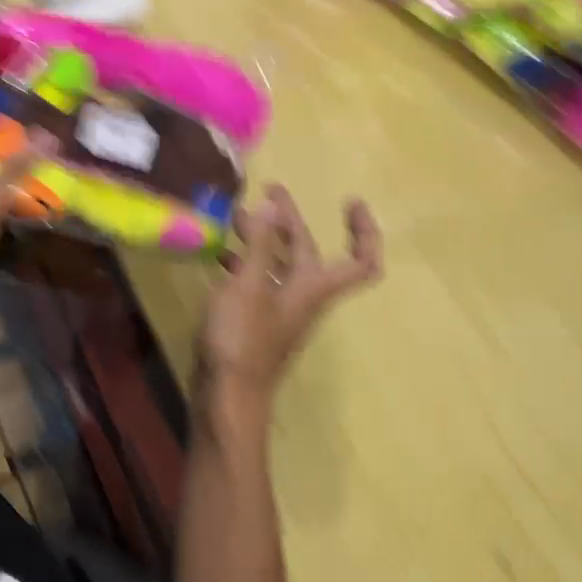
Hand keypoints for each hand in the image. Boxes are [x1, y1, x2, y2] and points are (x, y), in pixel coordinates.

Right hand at [195, 185, 381, 421]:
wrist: (227, 390)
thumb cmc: (243, 337)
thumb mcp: (248, 285)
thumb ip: (259, 245)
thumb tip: (271, 206)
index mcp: (312, 289)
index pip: (360, 262)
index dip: (364, 232)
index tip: (349, 202)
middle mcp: (302, 297)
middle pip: (306, 253)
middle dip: (288, 221)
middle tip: (265, 191)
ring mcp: (277, 309)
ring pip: (278, 264)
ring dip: (261, 237)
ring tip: (232, 216)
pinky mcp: (254, 319)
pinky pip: (256, 279)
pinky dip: (243, 259)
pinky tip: (218, 252)